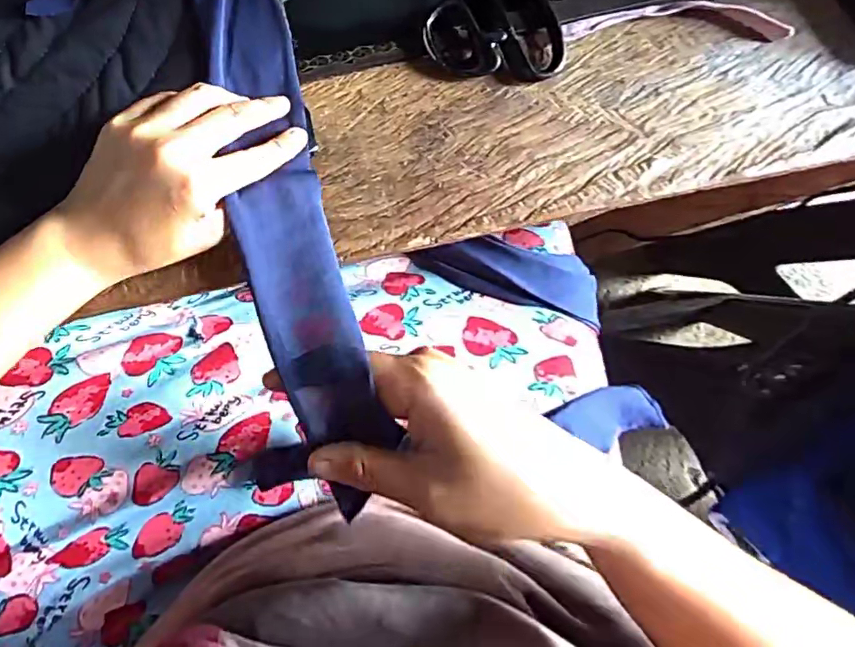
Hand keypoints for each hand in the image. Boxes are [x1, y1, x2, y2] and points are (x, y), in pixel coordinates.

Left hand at [48, 83, 307, 285]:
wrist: (87, 237)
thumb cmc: (147, 246)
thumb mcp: (202, 236)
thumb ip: (230, 201)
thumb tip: (250, 170)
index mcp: (196, 183)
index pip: (253, 157)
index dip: (281, 145)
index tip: (298, 134)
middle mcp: (173, 148)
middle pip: (231, 115)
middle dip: (263, 108)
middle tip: (280, 103)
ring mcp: (144, 129)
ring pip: (199, 94)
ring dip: (228, 95)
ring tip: (242, 101)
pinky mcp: (122, 120)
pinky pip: (164, 97)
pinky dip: (187, 99)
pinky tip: (199, 105)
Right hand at [293, 348, 654, 547]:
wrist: (581, 493)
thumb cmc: (499, 490)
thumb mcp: (423, 489)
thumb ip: (363, 466)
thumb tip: (315, 455)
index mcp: (413, 376)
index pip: (343, 365)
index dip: (307, 376)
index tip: (273, 385)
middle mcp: (426, 361)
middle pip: (362, 373)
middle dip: (336, 402)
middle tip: (315, 436)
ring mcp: (446, 371)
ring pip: (385, 385)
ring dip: (365, 412)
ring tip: (349, 447)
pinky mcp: (461, 386)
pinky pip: (408, 391)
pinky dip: (389, 413)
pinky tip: (388, 445)